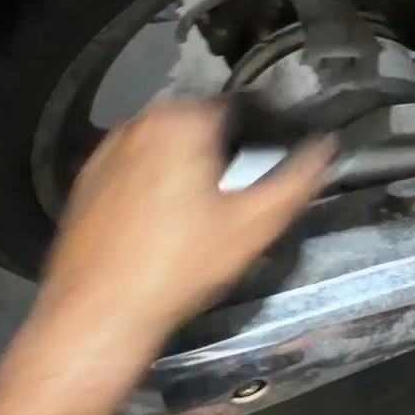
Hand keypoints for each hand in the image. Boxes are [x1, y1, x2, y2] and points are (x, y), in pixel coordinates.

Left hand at [36, 100, 334, 344]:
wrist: (102, 310)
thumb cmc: (184, 263)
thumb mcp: (256, 224)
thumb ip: (299, 179)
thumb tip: (326, 148)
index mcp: (181, 122)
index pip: (239, 105)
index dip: (266, 127)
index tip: (280, 150)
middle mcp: (138, 124)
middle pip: (200, 123)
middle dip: (227, 145)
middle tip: (250, 181)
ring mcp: (107, 153)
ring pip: (166, 145)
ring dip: (192, 162)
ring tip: (213, 201)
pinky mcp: (87, 183)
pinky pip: (137, 168)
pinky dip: (159, 180)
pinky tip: (172, 218)